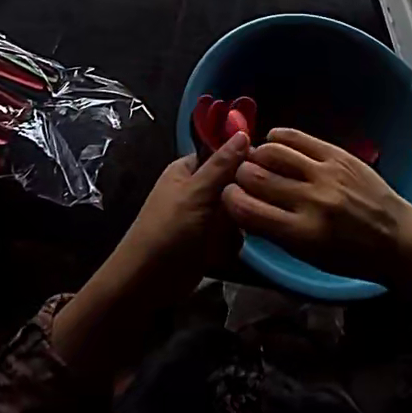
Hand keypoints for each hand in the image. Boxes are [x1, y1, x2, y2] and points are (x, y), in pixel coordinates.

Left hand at [106, 132, 250, 295]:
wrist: (148, 281)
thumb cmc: (168, 229)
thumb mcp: (196, 192)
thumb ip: (222, 164)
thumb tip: (243, 131)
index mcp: (187, 169)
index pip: (222, 154)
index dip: (242, 159)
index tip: (263, 168)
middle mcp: (197, 189)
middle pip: (233, 184)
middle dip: (239, 199)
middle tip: (239, 210)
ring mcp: (203, 217)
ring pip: (236, 211)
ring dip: (235, 225)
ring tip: (227, 234)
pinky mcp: (209, 241)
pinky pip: (232, 235)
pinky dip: (230, 243)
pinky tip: (225, 251)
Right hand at [223, 128, 411, 310]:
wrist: (398, 239)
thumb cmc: (349, 256)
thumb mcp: (308, 256)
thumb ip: (273, 229)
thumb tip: (241, 203)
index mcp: (302, 234)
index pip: (246, 208)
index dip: (228, 199)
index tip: (228, 197)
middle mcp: (311, 201)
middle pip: (254, 176)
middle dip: (239, 175)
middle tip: (240, 177)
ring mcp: (326, 174)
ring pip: (271, 152)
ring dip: (256, 155)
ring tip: (257, 160)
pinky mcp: (338, 154)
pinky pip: (296, 137)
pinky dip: (277, 138)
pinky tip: (273, 144)